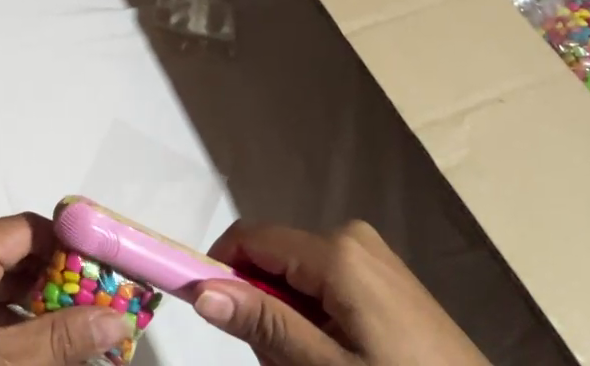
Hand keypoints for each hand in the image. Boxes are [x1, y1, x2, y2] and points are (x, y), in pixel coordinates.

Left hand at [0, 213, 137, 365]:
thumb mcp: (3, 365)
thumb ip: (62, 339)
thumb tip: (119, 317)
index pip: (27, 229)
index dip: (72, 245)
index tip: (113, 268)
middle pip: (20, 257)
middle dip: (66, 282)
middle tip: (113, 305)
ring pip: (9, 287)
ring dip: (48, 309)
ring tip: (95, 331)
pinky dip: (24, 327)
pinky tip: (56, 349)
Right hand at [190, 220, 488, 365]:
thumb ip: (266, 325)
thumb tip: (202, 289)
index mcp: (336, 252)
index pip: (250, 238)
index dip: (218, 269)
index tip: (208, 314)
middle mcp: (352, 238)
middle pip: (273, 259)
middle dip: (262, 307)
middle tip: (282, 363)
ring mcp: (373, 256)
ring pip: (297, 276)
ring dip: (289, 319)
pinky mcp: (388, 277)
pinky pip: (327, 284)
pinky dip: (317, 318)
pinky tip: (340, 358)